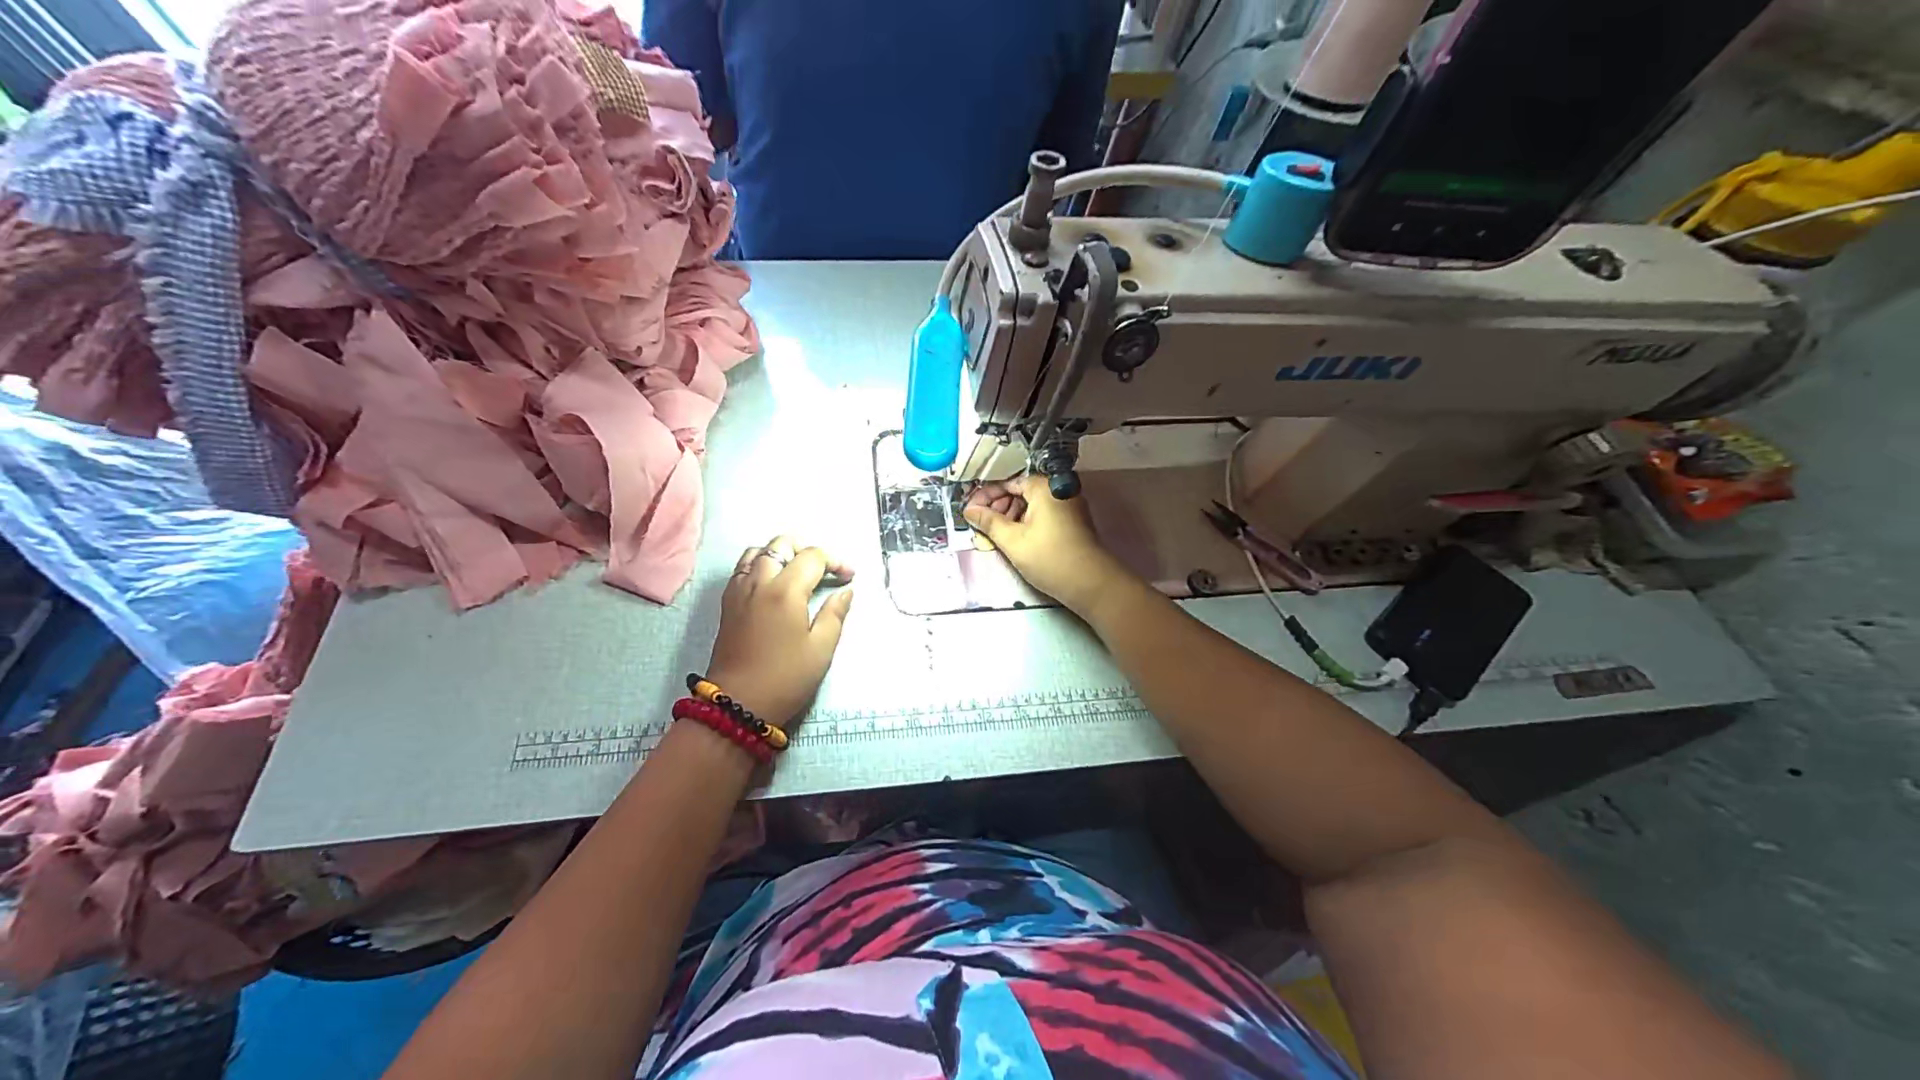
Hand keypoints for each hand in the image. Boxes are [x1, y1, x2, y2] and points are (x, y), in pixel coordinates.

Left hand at [706, 536, 855, 730]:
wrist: (738, 704)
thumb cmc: (785, 678)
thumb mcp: (821, 649)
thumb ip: (834, 614)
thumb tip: (845, 592)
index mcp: (785, 590)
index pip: (812, 557)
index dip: (835, 562)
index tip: (848, 577)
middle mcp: (759, 582)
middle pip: (780, 545)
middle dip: (805, 550)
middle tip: (823, 570)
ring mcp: (738, 592)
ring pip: (756, 552)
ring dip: (779, 554)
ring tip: (796, 572)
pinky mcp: (727, 604)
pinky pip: (741, 569)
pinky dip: (759, 565)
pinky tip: (771, 585)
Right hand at [962, 475, 1128, 614]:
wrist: (1091, 583)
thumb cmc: (1050, 559)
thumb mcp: (1012, 541)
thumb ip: (988, 522)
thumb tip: (969, 510)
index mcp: (1045, 487)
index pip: (1008, 482)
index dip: (986, 496)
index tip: (971, 510)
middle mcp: (1059, 489)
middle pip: (1021, 491)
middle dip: (999, 506)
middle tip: (982, 524)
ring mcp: (1069, 504)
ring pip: (1033, 503)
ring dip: (1012, 515)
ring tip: (997, 534)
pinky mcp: (1074, 520)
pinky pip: (1045, 513)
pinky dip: (1028, 522)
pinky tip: (1016, 538)